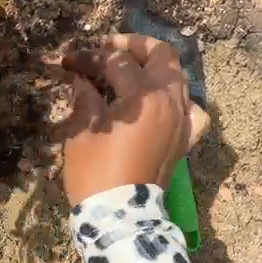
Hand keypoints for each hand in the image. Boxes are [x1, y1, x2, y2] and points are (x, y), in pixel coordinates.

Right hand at [57, 34, 210, 204]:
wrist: (119, 215)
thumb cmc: (95, 173)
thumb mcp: (81, 133)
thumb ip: (85, 99)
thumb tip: (82, 80)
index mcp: (143, 95)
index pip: (116, 62)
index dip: (90, 58)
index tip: (70, 61)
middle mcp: (170, 100)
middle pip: (161, 56)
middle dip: (134, 46)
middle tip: (108, 48)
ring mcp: (182, 120)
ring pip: (178, 78)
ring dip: (155, 68)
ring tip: (131, 72)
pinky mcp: (184, 140)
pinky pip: (192, 110)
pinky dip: (178, 101)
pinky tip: (163, 105)